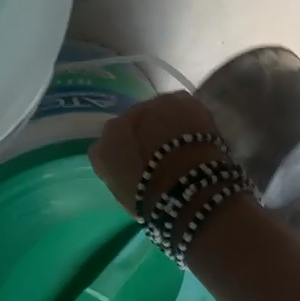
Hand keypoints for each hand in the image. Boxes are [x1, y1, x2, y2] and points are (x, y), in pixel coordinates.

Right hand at [87, 93, 230, 216]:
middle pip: (133, 122)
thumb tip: (131, 165)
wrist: (186, 188)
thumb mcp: (123, 194)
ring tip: (182, 141)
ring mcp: (151, 105)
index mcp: (103, 148)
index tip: (141, 163)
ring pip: (157, 110)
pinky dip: (188, 116)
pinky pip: (181, 105)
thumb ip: (119, 172)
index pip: (112, 145)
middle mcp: (121, 120)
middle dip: (146, 132)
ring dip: (166, 120)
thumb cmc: (152, 201)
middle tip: (163, 151)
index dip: (128, 152)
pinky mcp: (179, 98)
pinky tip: (196, 132)